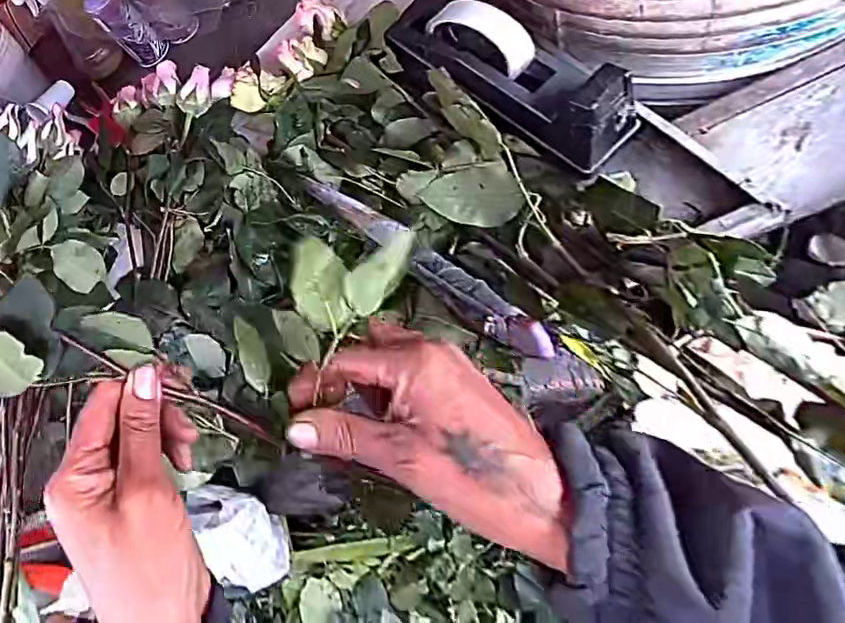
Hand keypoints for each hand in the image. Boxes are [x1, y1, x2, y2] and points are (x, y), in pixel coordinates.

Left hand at [44, 365, 209, 622]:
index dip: (136, 387)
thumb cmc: (151, 577)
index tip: (169, 380)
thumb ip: (142, 429)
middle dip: (154, 412)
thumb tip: (142, 377)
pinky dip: (162, 449)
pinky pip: (139, 453)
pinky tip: (179, 460)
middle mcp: (79, 479)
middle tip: (184, 422)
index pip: (100, 404)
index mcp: (71, 478)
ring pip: (131, 430)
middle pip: (117, 415)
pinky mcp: (122, 496)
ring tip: (185, 448)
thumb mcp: (146, 492)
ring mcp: (100, 489)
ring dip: (163, 429)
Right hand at [286, 321, 569, 569]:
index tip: (294, 408)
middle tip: (325, 410)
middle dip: (339, 373)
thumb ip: (344, 434)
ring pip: (388, 352)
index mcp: (412, 359)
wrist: (551, 500)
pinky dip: (390, 384)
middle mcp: (428, 346)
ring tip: (358, 419)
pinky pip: (410, 365)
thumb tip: (295, 426)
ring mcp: (447, 359)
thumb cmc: (473, 478)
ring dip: (365, 378)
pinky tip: (389, 419)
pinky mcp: (458, 376)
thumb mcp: (400, 457)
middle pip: (365, 344)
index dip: (313, 382)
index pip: (344, 358)